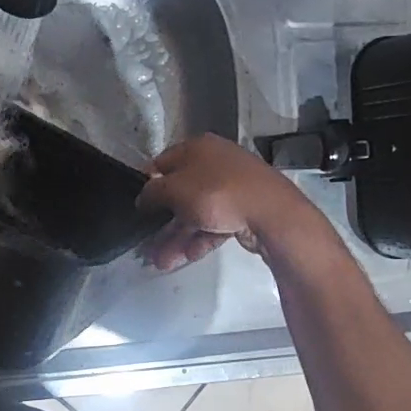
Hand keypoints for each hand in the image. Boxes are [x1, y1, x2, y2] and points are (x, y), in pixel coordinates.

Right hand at [136, 134, 319, 271]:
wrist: (271, 213)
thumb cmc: (216, 193)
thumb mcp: (174, 190)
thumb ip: (152, 194)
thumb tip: (143, 198)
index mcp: (197, 148)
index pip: (162, 163)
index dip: (147, 185)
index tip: (139, 209)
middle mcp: (215, 162)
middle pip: (180, 193)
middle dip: (163, 222)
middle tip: (148, 244)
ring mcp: (232, 187)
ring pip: (197, 212)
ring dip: (178, 237)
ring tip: (163, 262)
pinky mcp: (245, 210)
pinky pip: (215, 223)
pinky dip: (200, 239)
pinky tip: (187, 257)